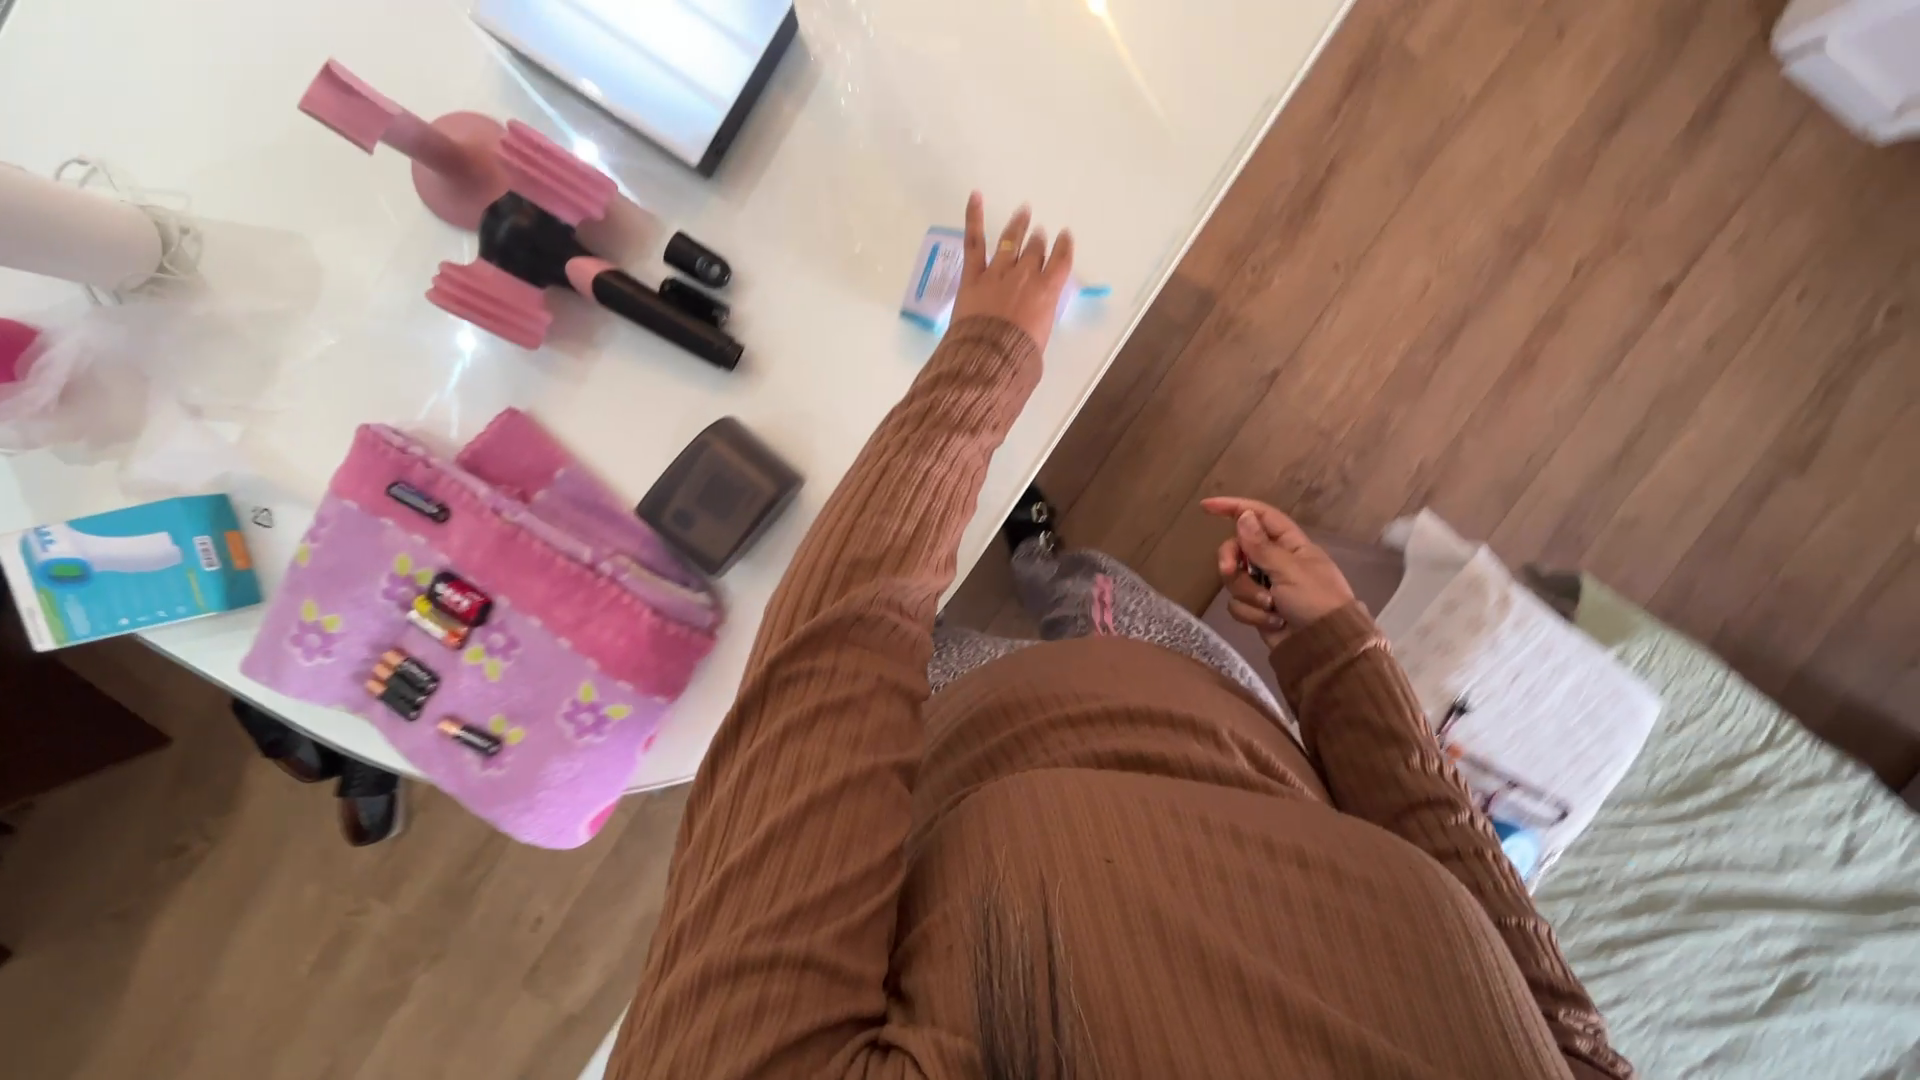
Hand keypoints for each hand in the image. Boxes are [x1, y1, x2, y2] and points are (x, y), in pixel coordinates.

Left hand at [951, 192, 1074, 351]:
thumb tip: (1033, 321)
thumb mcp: (1040, 341)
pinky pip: (975, 242)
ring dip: (1018, 225)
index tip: (1064, 237)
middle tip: (1038, 233)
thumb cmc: (1018, 357)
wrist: (989, 358)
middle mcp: (1025, 276)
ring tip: (1023, 212)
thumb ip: (1039, 321)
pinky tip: (976, 196)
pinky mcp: (974, 275)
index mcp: (1046, 292)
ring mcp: (999, 272)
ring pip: (1011, 241)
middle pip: (1035, 250)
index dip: (1063, 247)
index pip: (1060, 262)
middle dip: (1038, 241)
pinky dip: (974, 217)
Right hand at [1202, 496, 1356, 649]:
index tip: (1206, 507)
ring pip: (1235, 579)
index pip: (1260, 516)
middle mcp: (1276, 562)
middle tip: (1230, 570)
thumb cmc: (1316, 601)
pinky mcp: (1258, 609)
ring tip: (1271, 607)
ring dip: (1249, 594)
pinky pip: (1238, 604)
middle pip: (1238, 548)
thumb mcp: (1289, 570)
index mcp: (1290, 545)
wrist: (1325, 648)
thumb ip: (1262, 546)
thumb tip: (1243, 516)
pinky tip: (1273, 622)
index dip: (1234, 508)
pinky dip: (1252, 614)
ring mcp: (1266, 586)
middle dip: (1231, 561)